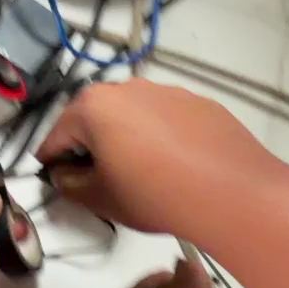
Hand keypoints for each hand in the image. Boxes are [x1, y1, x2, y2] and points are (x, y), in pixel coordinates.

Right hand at [35, 79, 284, 235]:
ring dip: (127, 136)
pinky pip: (168, 119)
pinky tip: (176, 165)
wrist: (237, 195)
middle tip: (97, 175)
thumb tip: (65, 175)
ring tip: (142, 170)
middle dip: (90, 142)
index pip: (58, 134)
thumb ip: (70, 184)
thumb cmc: (155, 195)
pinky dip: (163, 136)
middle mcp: (127, 88)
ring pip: (133, 115)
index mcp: (93, 106)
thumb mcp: (100, 199)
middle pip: (95, 117)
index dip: (51, 158)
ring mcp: (167, 92)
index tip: (52, 175)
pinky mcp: (201, 103)